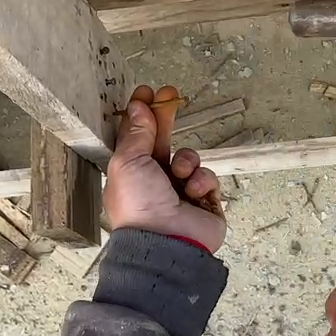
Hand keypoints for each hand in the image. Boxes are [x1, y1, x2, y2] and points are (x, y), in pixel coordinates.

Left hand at [103, 85, 226, 251]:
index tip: (147, 92)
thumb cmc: (139, 204)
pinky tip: (194, 193)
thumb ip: (136, 133)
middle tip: (171, 93)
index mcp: (131, 174)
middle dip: (166, 118)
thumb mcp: (128, 162)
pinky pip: (207, 177)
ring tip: (181, 174)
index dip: (142, 114)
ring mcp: (180, 191)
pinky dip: (202, 182)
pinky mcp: (204, 201)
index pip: (136, 137)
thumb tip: (137, 107)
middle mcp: (154, 181)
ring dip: (186, 161)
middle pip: (162, 140)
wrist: (167, 242)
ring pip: (189, 158)